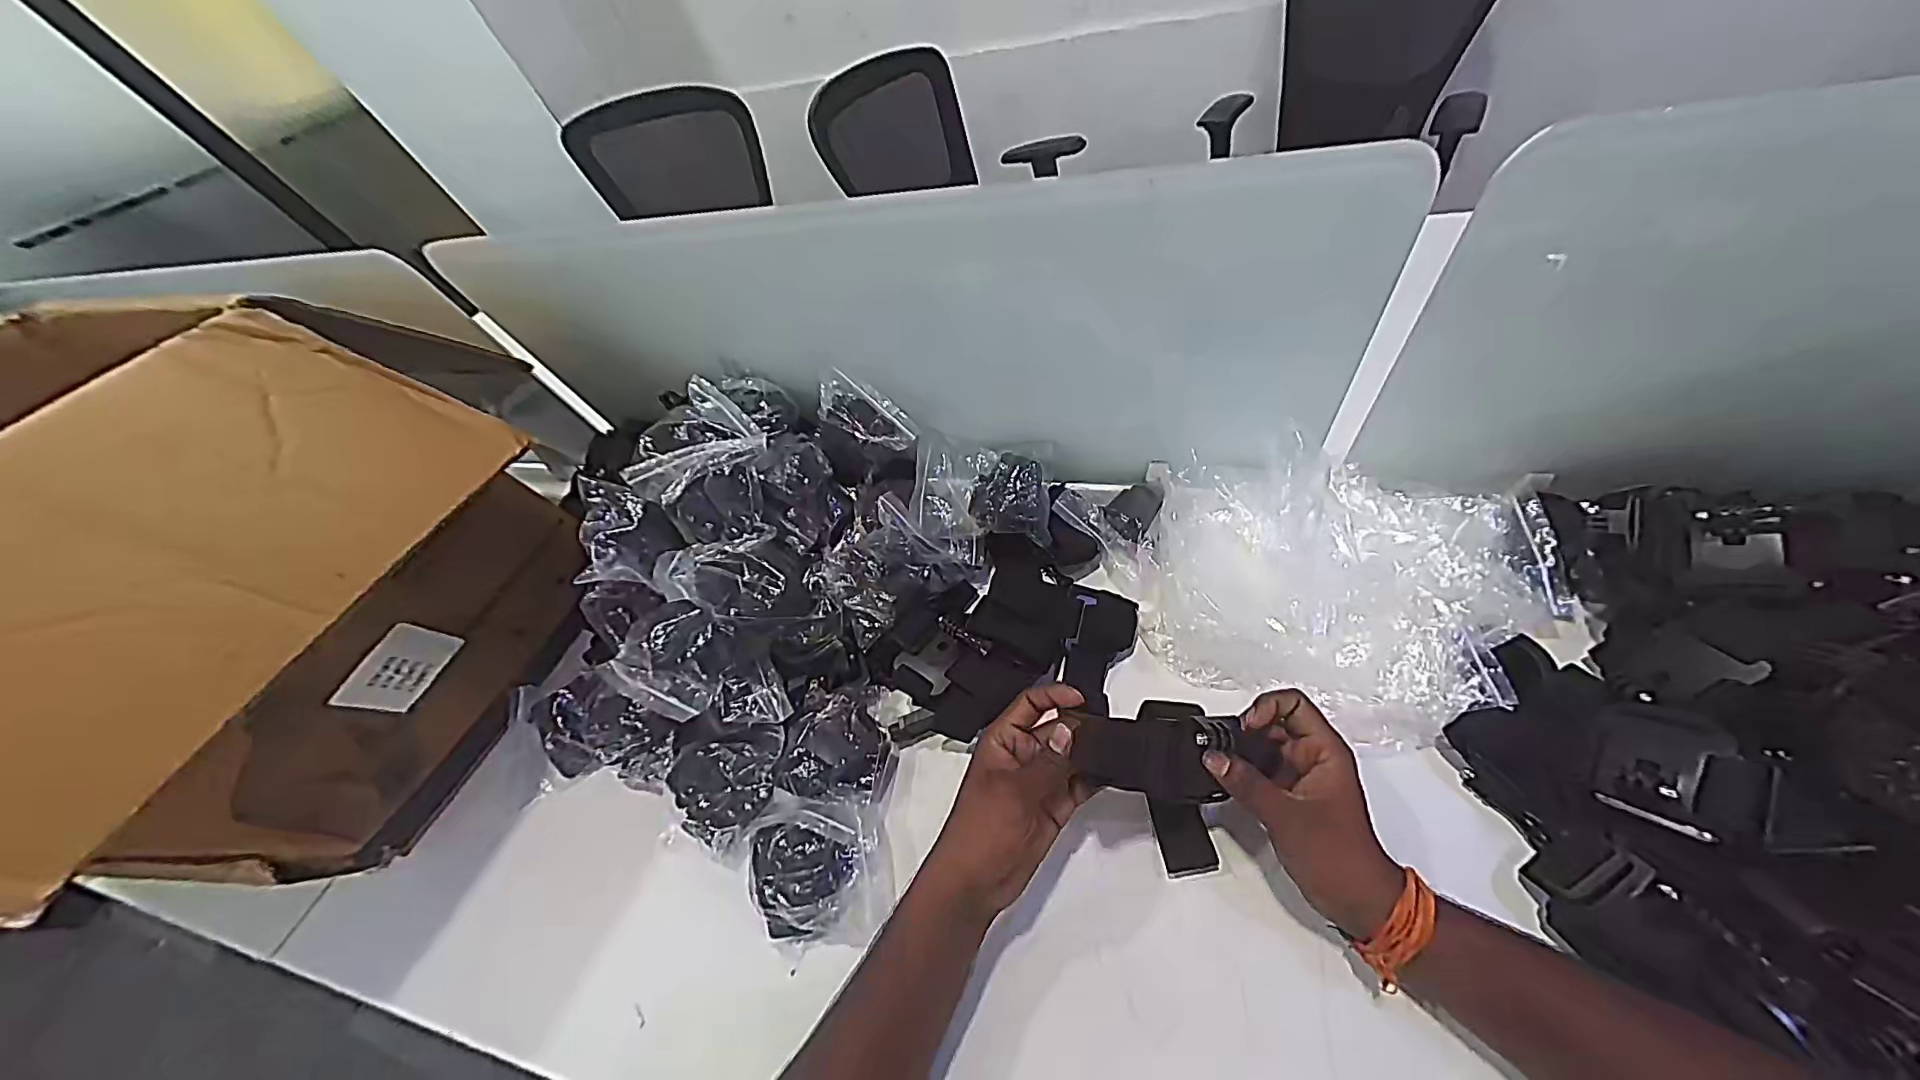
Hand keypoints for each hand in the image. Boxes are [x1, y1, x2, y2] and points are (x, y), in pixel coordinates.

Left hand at [915, 684, 1092, 923]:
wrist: (976, 882)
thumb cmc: (974, 834)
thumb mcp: (1013, 791)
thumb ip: (1047, 763)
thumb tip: (1068, 732)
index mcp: (1002, 742)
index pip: (1030, 704)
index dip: (1054, 695)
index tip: (1079, 696)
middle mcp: (1022, 757)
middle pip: (1056, 729)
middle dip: (1078, 726)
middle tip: (1100, 731)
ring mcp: (1038, 782)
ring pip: (1070, 756)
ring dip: (1088, 753)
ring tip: (1107, 751)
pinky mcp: (1053, 805)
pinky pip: (1078, 784)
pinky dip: (1093, 779)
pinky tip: (1106, 774)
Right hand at [1203, 689, 1404, 938]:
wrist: (1358, 900)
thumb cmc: (1344, 859)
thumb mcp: (1285, 815)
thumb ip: (1246, 783)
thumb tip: (1216, 759)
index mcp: (1326, 751)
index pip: (1293, 704)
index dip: (1264, 708)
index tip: (1246, 729)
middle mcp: (1315, 759)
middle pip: (1275, 722)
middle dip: (1247, 731)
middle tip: (1228, 748)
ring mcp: (1302, 777)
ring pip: (1265, 747)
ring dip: (1244, 754)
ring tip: (1227, 767)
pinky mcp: (1291, 796)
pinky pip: (1262, 771)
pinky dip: (1244, 773)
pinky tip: (1232, 784)